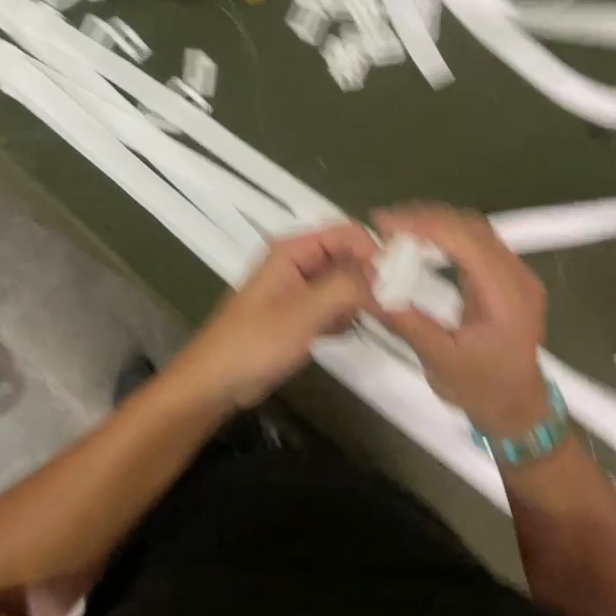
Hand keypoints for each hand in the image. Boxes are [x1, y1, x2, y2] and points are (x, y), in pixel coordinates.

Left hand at [170, 222, 378, 407]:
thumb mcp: (305, 312)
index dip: (374, 250)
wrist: (217, 382)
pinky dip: (341, 318)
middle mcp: (295, 263)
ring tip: (358, 321)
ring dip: (355, 301)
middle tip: (389, 305)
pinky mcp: (298, 316)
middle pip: (347, 257)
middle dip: (368, 278)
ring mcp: (296, 290)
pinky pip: (332, 307)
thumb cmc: (255, 343)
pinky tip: (338, 334)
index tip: (398, 280)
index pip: (346, 233)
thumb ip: (346, 287)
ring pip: (342, 284)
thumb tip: (386, 272)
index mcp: (291, 250)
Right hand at [371, 204, 550, 435]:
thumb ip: (405, 320)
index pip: (466, 241)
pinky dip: (445, 238)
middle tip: (383, 224)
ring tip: (396, 230)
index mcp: (507, 295)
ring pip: (475, 232)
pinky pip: (476, 246)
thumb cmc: (481, 389)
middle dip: (427, 219)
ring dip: (436, 225)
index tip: (383, 224)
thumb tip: (366, 288)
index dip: (424, 226)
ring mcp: (515, 277)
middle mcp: (517, 277)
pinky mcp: (505, 282)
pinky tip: (419, 244)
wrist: (517, 410)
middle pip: (473, 228)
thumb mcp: (439, 359)